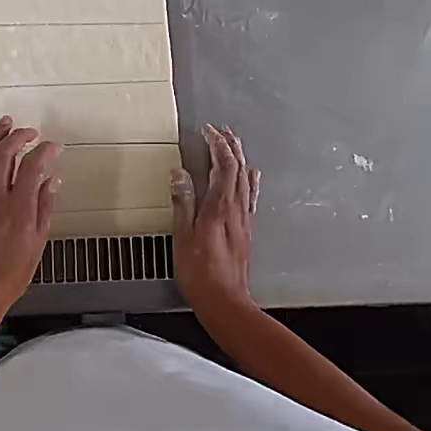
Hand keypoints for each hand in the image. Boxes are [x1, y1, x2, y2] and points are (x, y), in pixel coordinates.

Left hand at [0, 117, 61, 315]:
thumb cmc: (10, 274)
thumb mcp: (38, 241)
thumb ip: (44, 207)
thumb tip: (52, 182)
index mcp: (19, 208)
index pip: (33, 166)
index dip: (45, 150)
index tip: (54, 147)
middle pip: (4, 154)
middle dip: (18, 136)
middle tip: (29, 131)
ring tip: (4, 126)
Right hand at [171, 124, 262, 311]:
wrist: (226, 300)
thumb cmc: (201, 272)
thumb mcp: (183, 236)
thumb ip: (183, 202)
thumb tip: (179, 173)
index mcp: (220, 206)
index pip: (223, 165)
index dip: (217, 144)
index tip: (208, 131)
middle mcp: (236, 208)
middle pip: (237, 167)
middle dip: (229, 145)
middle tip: (219, 130)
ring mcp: (244, 218)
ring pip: (245, 178)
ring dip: (239, 157)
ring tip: (232, 142)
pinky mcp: (246, 229)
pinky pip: (251, 196)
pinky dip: (250, 180)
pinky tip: (251, 174)